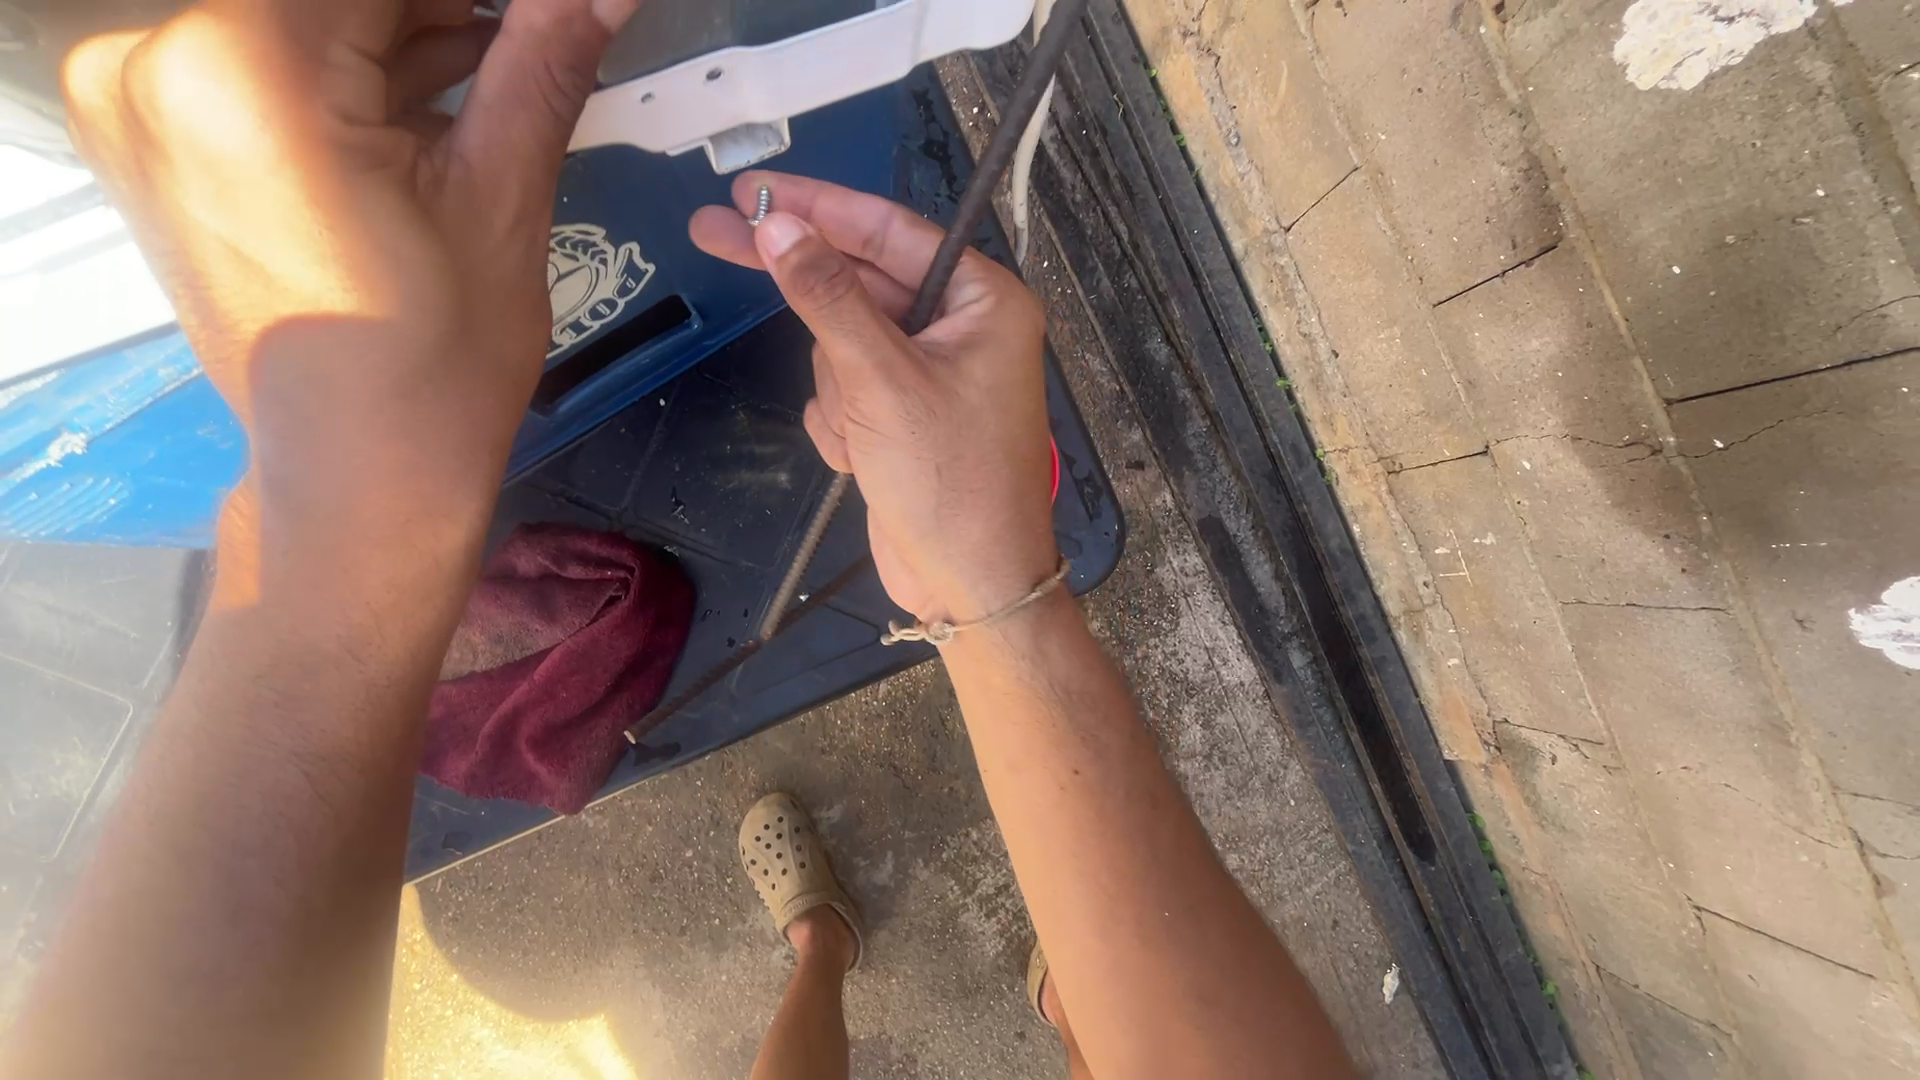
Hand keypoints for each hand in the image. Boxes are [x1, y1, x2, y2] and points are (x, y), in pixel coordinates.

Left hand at [61, 0, 636, 550]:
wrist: (367, 468)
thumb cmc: (448, 357)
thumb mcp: (504, 207)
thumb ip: (541, 73)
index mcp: (246, 67)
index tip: (549, 14)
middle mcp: (147, 54)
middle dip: (445, 14)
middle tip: (536, 40)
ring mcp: (135, 97)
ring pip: (300, 25)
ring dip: (405, 38)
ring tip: (501, 75)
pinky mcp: (152, 136)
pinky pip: (266, 68)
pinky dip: (354, 76)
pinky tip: (432, 109)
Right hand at [691, 173, 1060, 625]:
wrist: (970, 582)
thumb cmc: (949, 478)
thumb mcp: (883, 382)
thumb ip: (829, 300)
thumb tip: (778, 226)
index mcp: (981, 302)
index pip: (888, 231)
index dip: (817, 206)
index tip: (751, 188)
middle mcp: (960, 330)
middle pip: (858, 287)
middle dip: (806, 295)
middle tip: (711, 232)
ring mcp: (928, 377)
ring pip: (843, 348)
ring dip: (839, 393)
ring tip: (864, 436)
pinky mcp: (903, 418)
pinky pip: (846, 394)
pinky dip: (843, 426)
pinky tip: (863, 460)